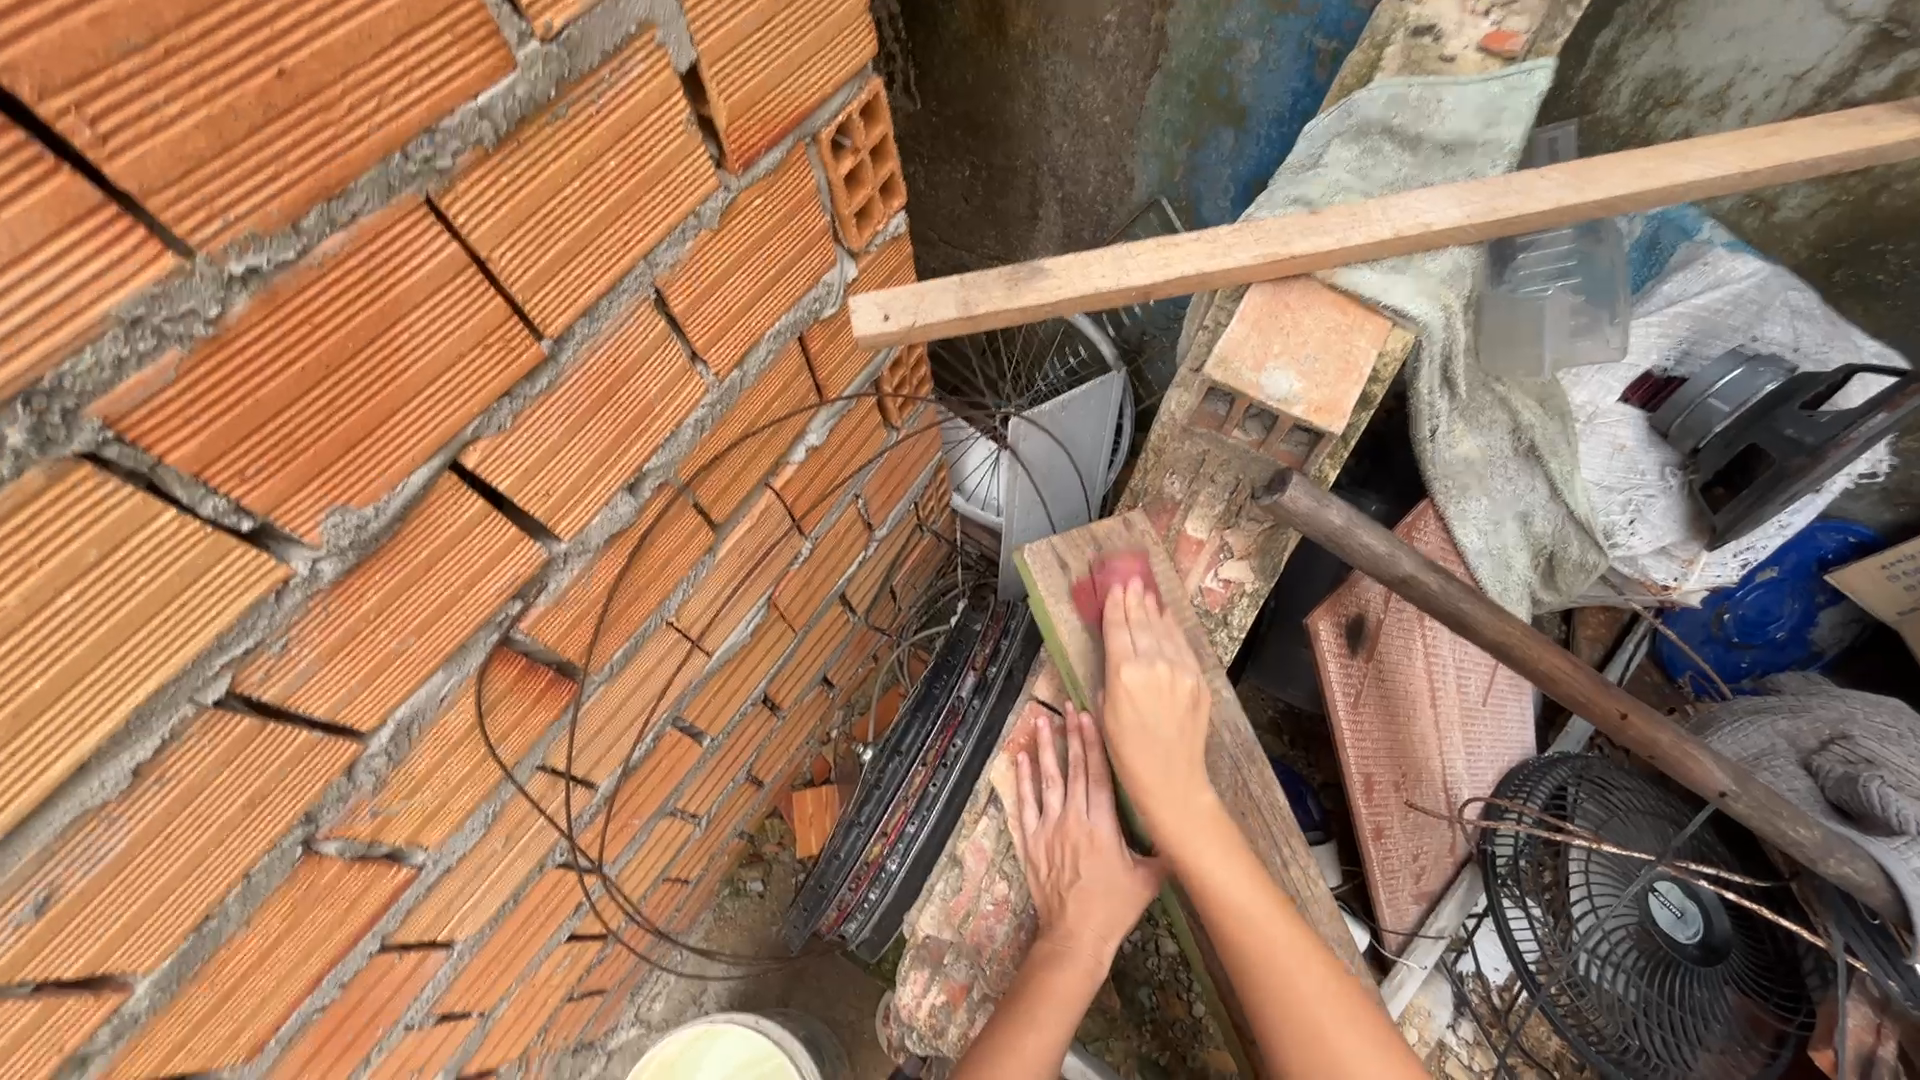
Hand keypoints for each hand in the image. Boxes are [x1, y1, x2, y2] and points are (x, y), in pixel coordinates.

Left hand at [1014, 705, 1163, 965]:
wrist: (1074, 936)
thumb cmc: (1113, 909)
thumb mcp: (1148, 881)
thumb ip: (1164, 853)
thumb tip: (1183, 831)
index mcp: (1102, 826)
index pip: (1098, 775)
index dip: (1094, 744)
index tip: (1090, 718)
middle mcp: (1073, 820)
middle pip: (1073, 770)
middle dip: (1072, 736)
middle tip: (1069, 708)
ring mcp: (1048, 829)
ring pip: (1046, 781)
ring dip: (1046, 749)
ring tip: (1042, 721)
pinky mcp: (1030, 841)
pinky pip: (1024, 804)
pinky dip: (1021, 780)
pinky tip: (1020, 758)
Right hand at [1101, 577, 1214, 835]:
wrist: (1170, 777)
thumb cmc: (1126, 752)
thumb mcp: (1105, 712)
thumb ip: (1110, 677)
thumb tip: (1116, 654)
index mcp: (1123, 673)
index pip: (1117, 630)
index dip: (1115, 607)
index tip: (1114, 589)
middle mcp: (1153, 665)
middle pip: (1141, 624)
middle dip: (1134, 601)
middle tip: (1130, 581)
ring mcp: (1179, 670)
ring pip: (1163, 631)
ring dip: (1153, 610)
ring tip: (1146, 592)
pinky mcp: (1198, 680)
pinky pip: (1183, 647)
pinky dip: (1174, 629)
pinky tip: (1167, 618)